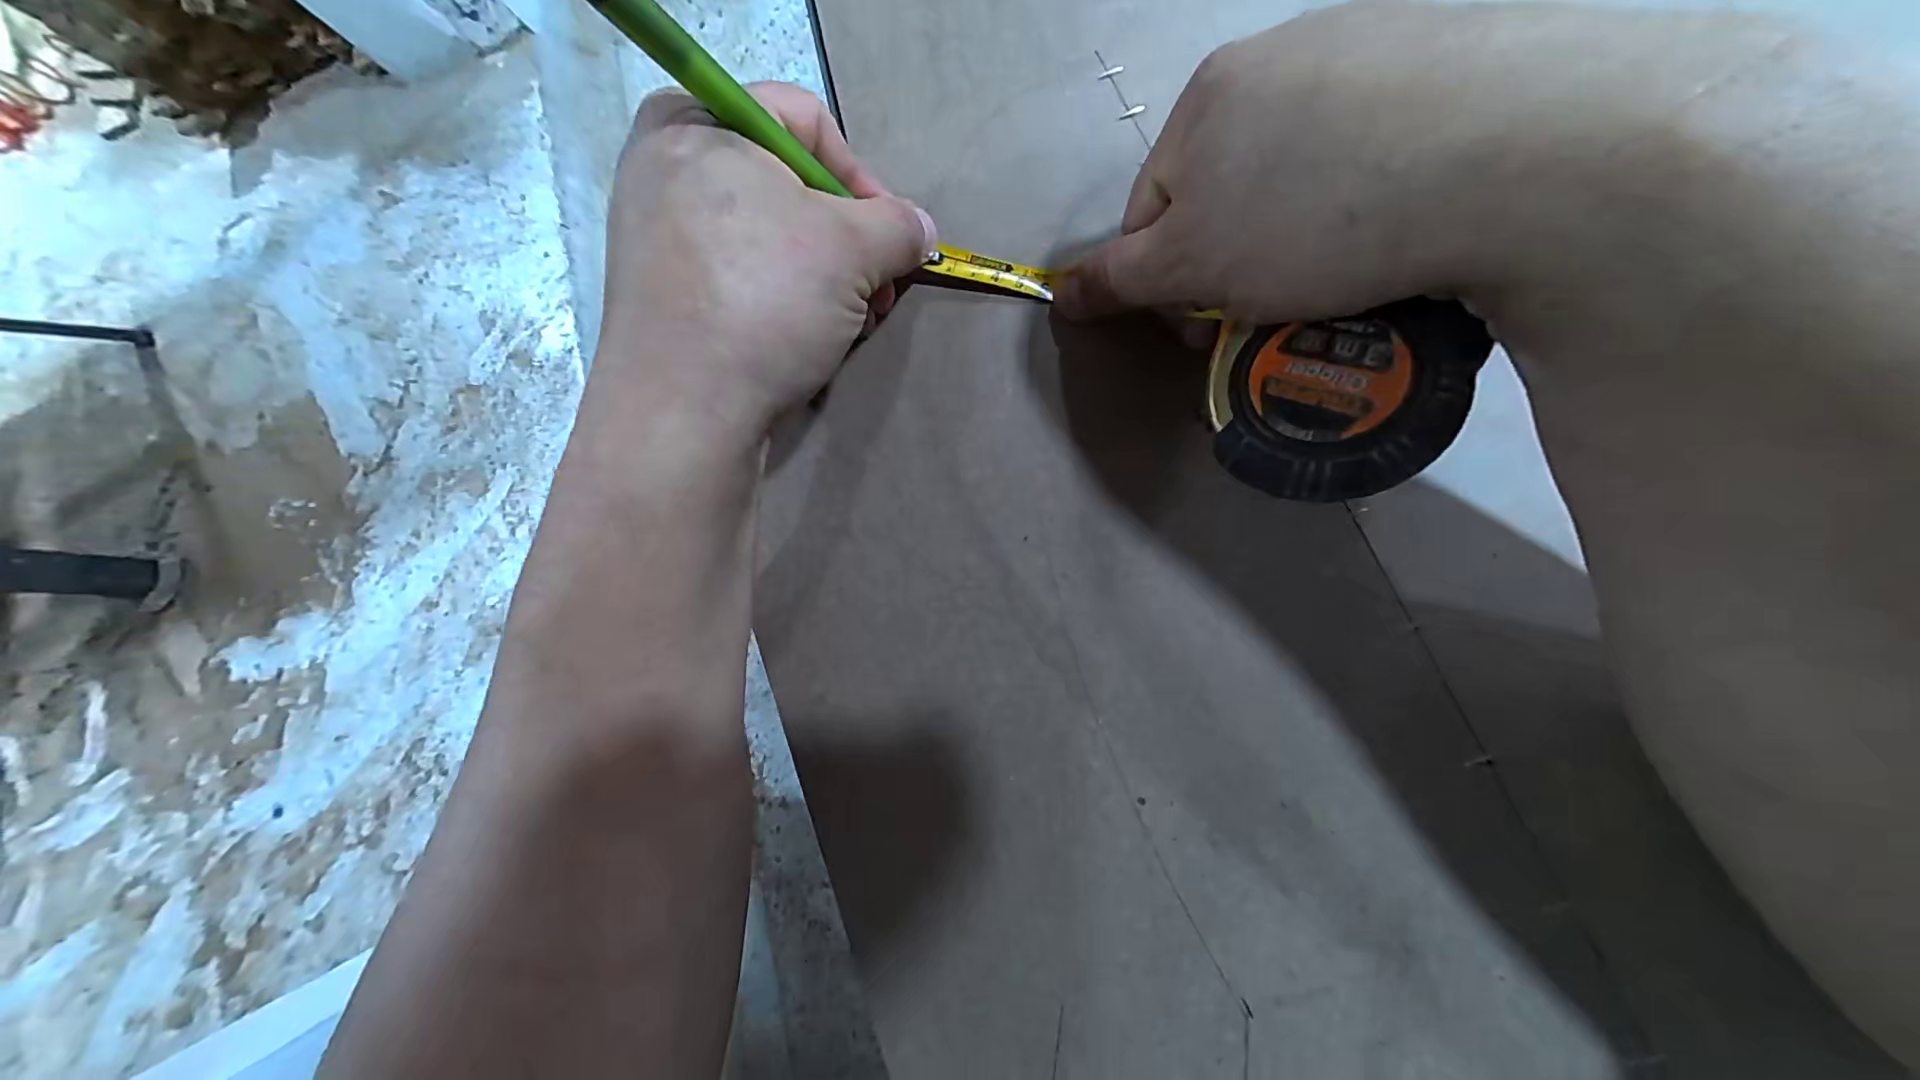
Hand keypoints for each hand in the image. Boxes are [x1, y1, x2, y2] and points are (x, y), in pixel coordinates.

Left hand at [598, 82, 935, 441]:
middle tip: (875, 290)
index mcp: (698, 125)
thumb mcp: (854, 251)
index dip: (862, 178)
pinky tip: (804, 340)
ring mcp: (657, 236)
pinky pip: (741, 277)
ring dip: (824, 279)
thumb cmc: (766, 304)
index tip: (891, 237)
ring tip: (848, 324)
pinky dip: (782, 300)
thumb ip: (899, 227)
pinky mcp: (664, 294)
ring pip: (769, 239)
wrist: (686, 410)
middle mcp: (666, 169)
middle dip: (847, 242)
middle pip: (789, 186)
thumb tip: (920, 231)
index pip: (806, 120)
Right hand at [1055, 0, 1796, 326]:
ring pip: (1293, 171)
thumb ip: (1120, 280)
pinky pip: (1369, 147)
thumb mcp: (1196, 266)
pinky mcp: (1446, 56)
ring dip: (1291, 233)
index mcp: (1206, 102)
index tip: (1202, 330)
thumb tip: (1059, 295)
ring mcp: (1365, 46)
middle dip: (1228, 260)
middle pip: (1221, 189)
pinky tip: (1395, 224)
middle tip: (1267, 309)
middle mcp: (1276, 58)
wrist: (1528, 148)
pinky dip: (1362, 196)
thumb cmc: (1317, 220)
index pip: (1149, 210)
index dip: (1164, 282)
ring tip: (1337, 275)